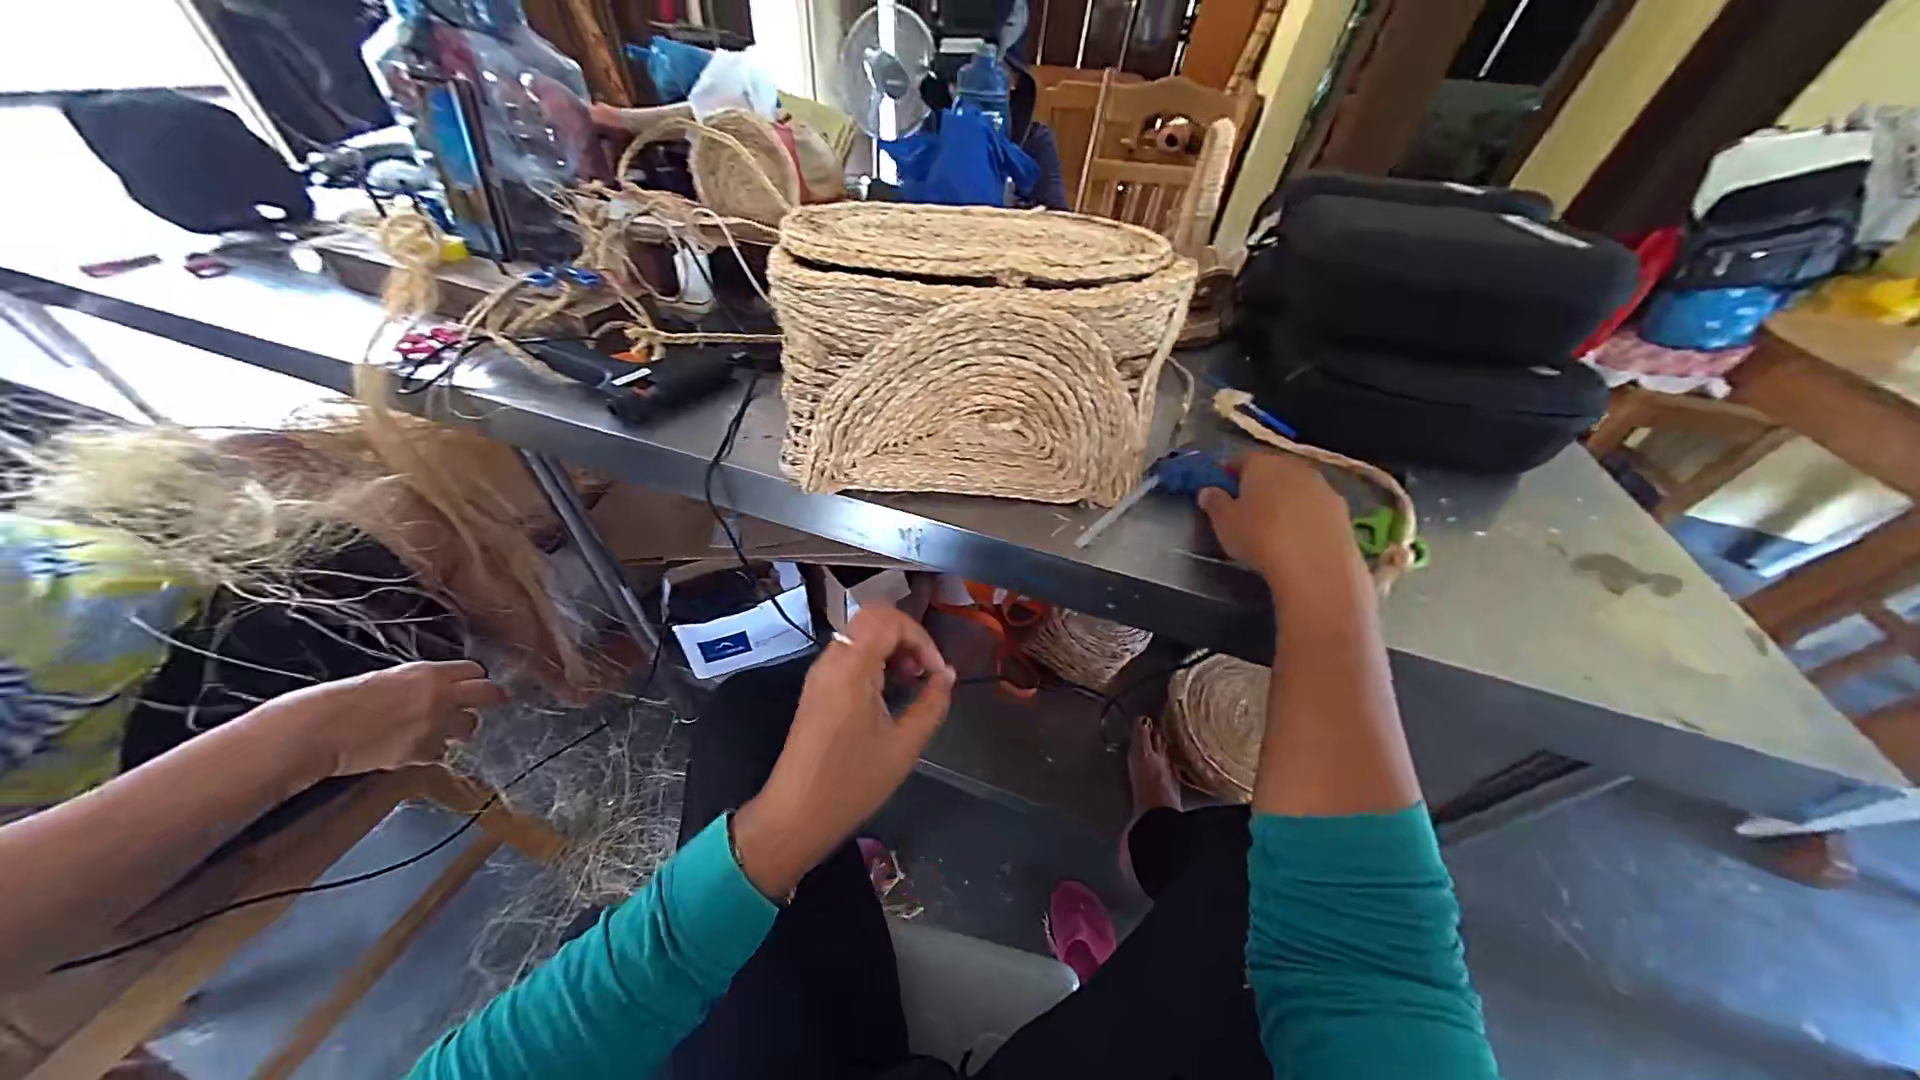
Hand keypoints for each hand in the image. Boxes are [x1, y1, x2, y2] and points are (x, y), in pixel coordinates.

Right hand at [259, 661, 508, 780]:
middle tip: (499, 701)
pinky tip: (410, 750)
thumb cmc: (339, 701)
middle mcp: (440, 696)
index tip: (477, 684)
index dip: (475, 678)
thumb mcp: (388, 680)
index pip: (474, 670)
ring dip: (460, 728)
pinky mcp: (422, 751)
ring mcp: (434, 725)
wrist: (313, 731)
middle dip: (493, 697)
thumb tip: (442, 689)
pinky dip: (430, 752)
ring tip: (440, 730)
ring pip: (470, 726)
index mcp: (429, 674)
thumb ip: (421, 683)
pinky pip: (440, 752)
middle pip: (488, 693)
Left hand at [731, 608, 956, 898]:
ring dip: (892, 647)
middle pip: (874, 618)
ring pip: (861, 633)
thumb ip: (932, 703)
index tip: (938, 673)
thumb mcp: (904, 745)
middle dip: (907, 637)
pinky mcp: (817, 687)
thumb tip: (946, 675)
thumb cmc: (852, 783)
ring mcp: (820, 673)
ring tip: (910, 683)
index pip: (890, 620)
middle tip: (924, 672)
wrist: (796, 816)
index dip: (922, 638)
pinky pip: (850, 653)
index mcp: (851, 668)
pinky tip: (889, 692)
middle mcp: (831, 660)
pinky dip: (875, 660)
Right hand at [1198, 450, 1364, 603]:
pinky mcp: (1341, 509)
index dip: (1229, 472)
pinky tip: (1298, 536)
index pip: (1241, 459)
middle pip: (1273, 469)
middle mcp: (1294, 467)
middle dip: (1260, 483)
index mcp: (1262, 465)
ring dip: (1285, 498)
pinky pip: (1315, 506)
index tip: (1221, 486)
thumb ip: (1215, 503)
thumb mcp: (1224, 523)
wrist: (1316, 565)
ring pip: (1297, 486)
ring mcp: (1322, 486)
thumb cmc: (1259, 537)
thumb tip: (1208, 491)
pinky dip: (1305, 515)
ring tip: (1274, 524)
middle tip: (1246, 505)